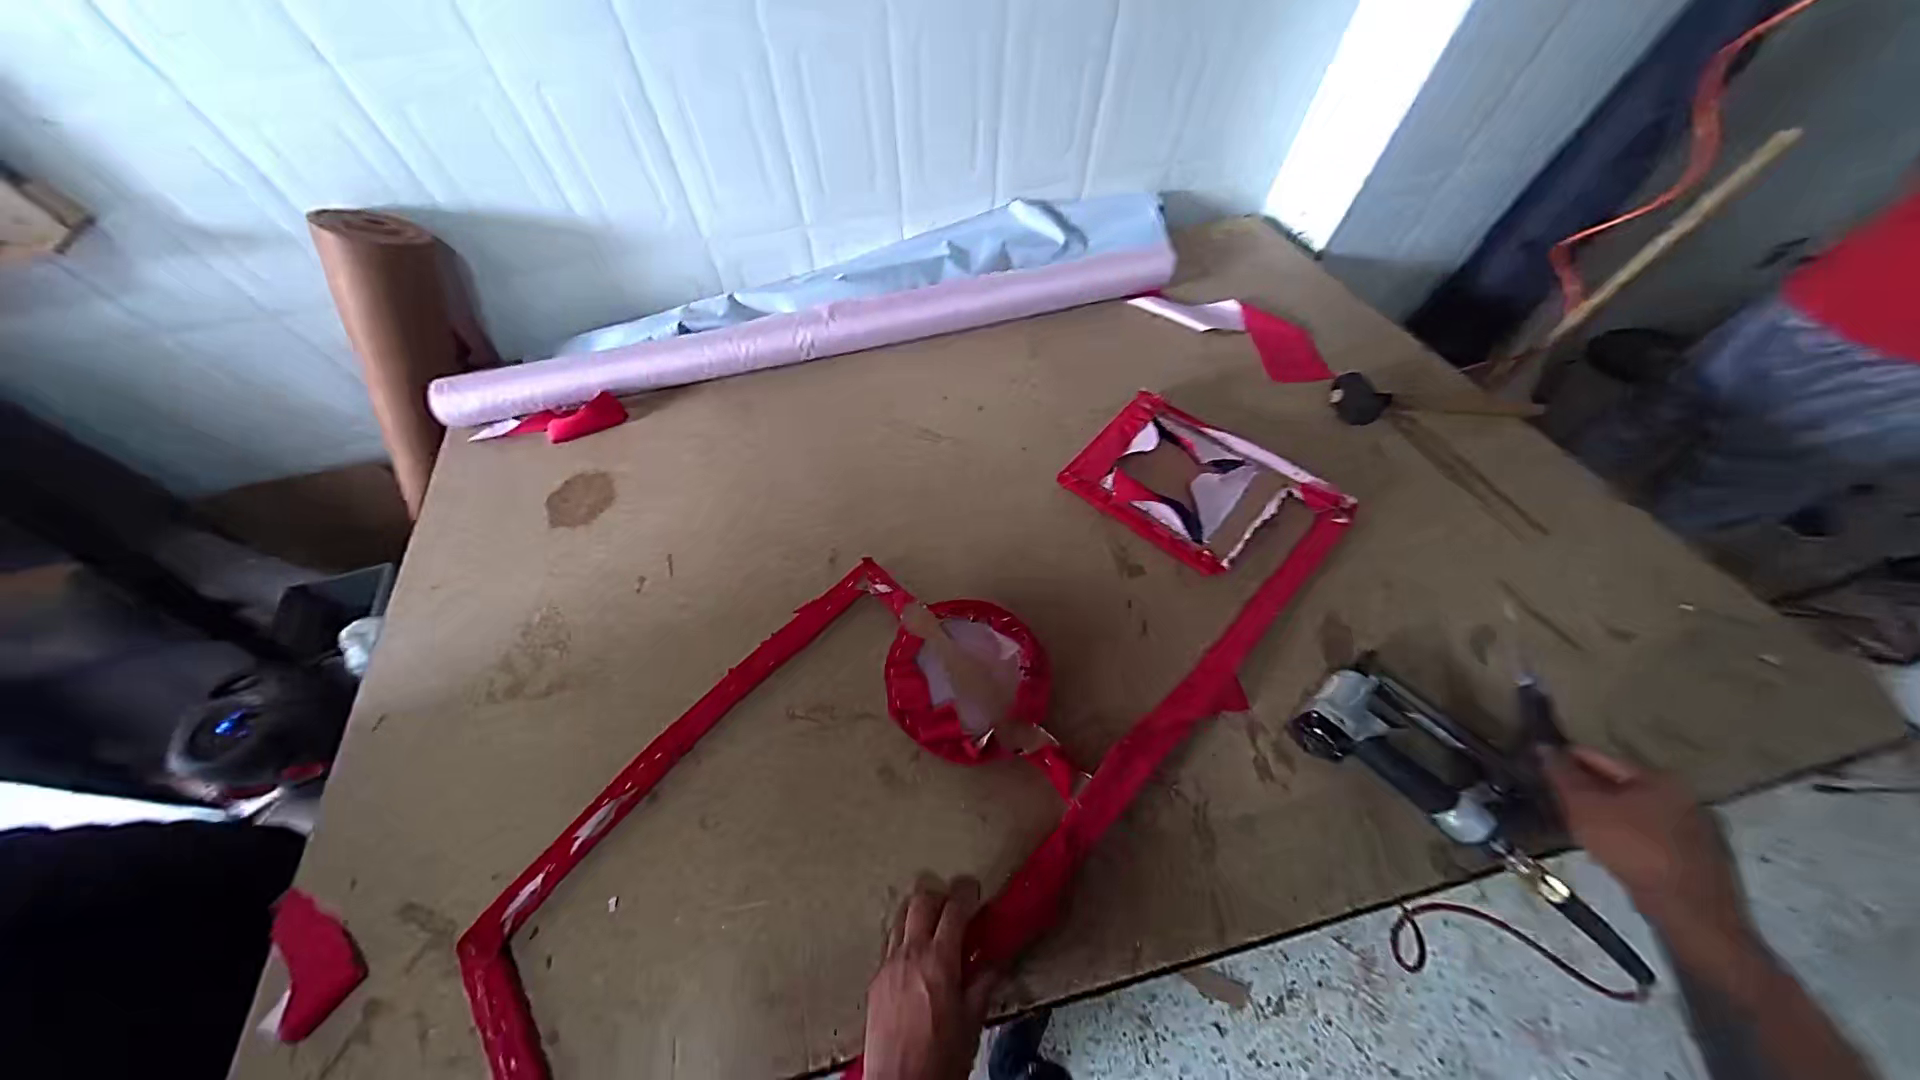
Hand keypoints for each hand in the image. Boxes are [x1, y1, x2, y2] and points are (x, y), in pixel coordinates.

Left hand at [862, 877, 996, 1079]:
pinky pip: (890, 945)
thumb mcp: (972, 1022)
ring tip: (934, 927)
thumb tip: (995, 964)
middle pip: (921, 901)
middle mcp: (910, 954)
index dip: (965, 893)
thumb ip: (983, 985)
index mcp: (939, 961)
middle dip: (940, 896)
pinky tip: (916, 958)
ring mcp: (889, 965)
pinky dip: (905, 940)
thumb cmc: (938, 1061)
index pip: (954, 909)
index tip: (972, 891)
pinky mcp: (876, 981)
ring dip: (919, 914)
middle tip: (954, 906)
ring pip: (901, 917)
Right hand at [1542, 746, 1753, 952]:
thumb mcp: (1583, 805)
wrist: (1688, 909)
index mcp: (1658, 777)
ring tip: (1577, 824)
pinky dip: (1625, 834)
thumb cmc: (1630, 847)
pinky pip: (1648, 832)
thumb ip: (1561, 773)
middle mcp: (1683, 796)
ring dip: (1604, 812)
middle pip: (1617, 783)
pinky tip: (1609, 847)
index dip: (1563, 762)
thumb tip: (1544, 747)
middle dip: (1585, 790)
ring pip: (1632, 809)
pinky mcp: (1698, 855)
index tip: (1538, 771)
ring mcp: (1696, 827)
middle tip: (1556, 800)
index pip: (1596, 757)